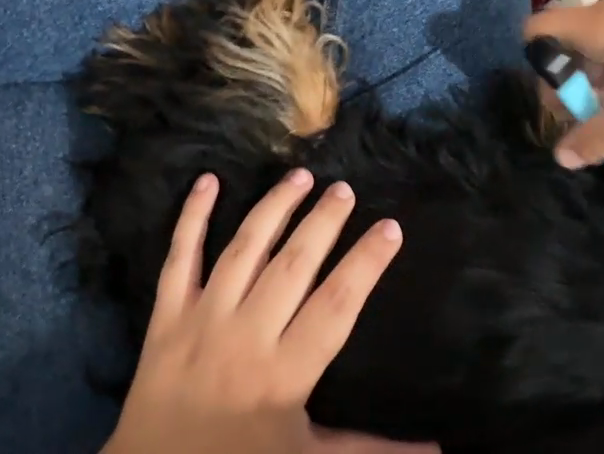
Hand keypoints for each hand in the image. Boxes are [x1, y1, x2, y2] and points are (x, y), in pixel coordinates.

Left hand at [103, 170, 427, 453]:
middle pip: (293, 265)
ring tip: (299, 176)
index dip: (365, 264)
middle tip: (343, 189)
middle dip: (322, 222)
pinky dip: (192, 216)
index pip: (336, 305)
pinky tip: (207, 180)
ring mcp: (204, 317)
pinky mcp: (167, 314)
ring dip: (274, 208)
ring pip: (244, 249)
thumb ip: (370, 448)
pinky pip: (179, 257)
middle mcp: (247, 334)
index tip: (389, 228)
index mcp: (285, 372)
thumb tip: (436, 449)